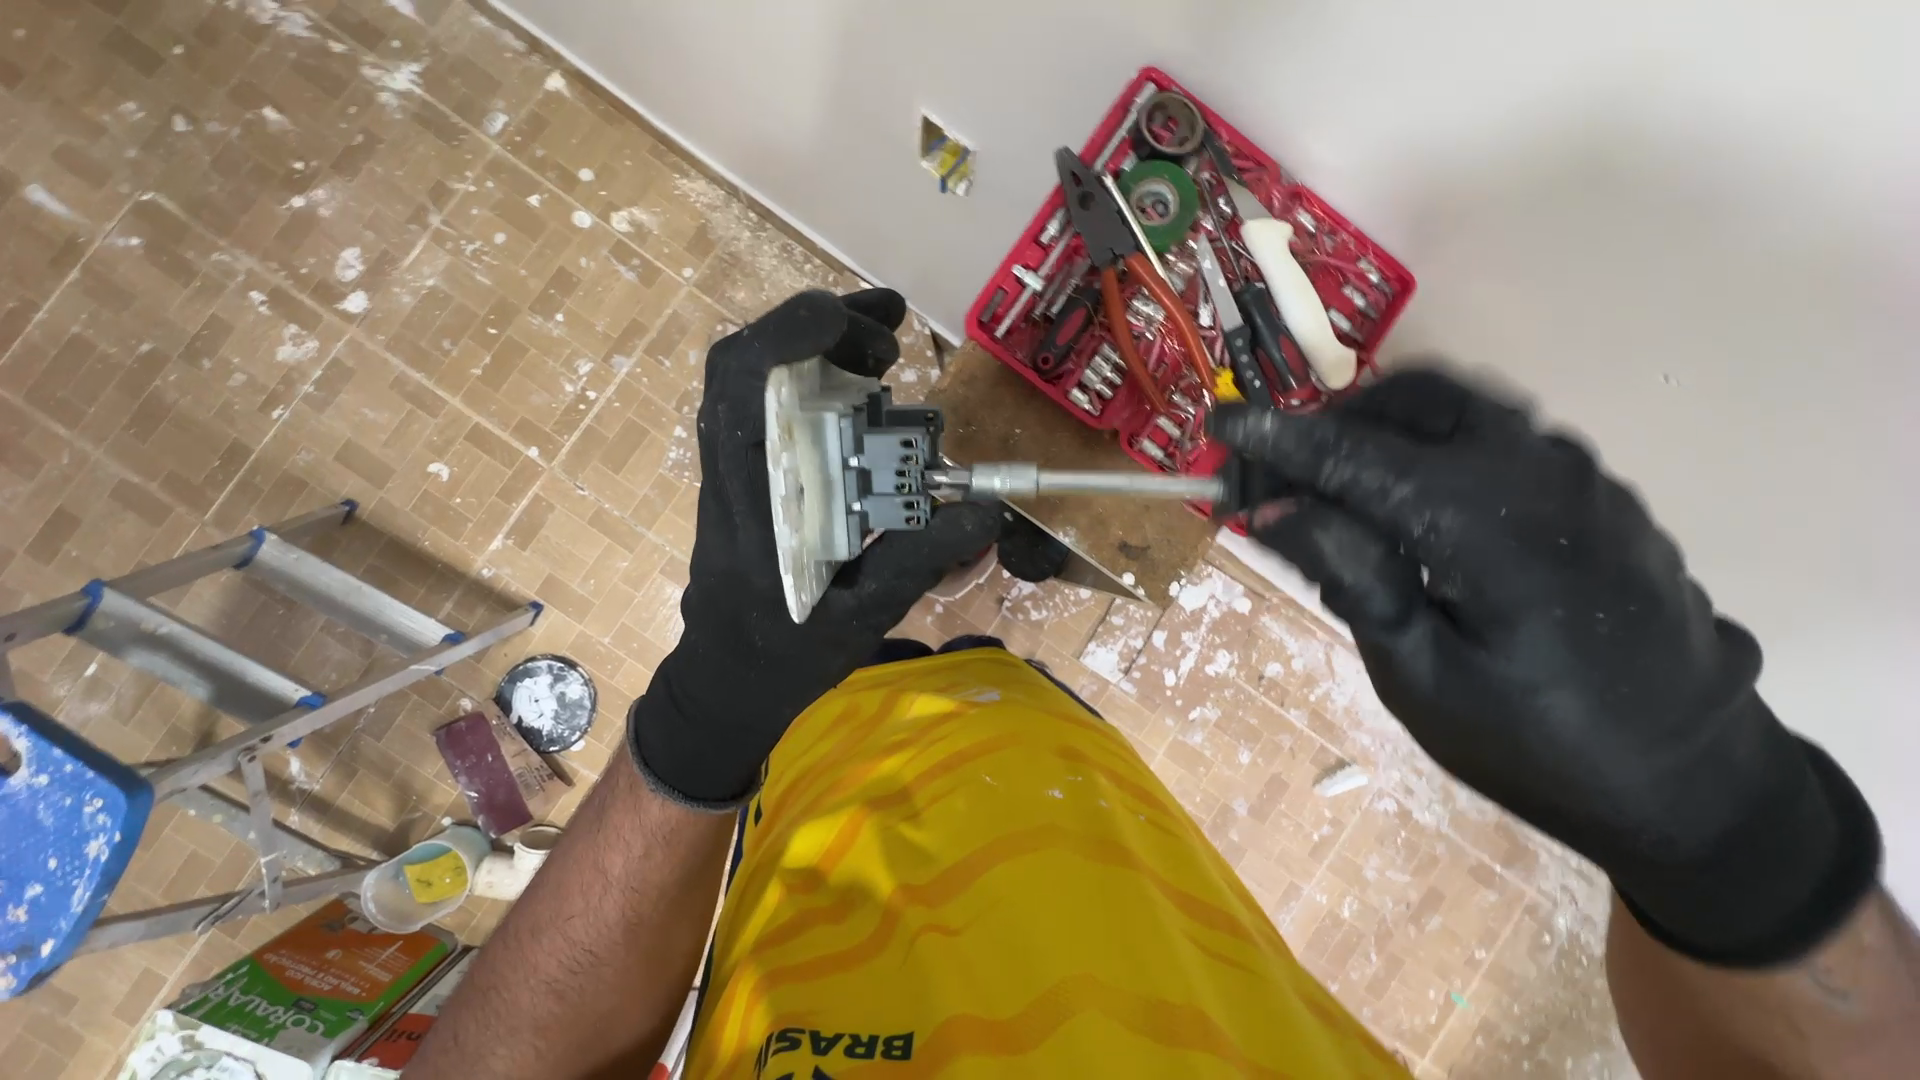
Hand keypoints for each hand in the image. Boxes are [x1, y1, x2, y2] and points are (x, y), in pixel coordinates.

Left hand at [628, 290, 997, 807]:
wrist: (729, 677)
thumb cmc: (787, 652)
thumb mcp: (862, 615)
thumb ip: (919, 558)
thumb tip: (986, 509)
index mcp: (753, 500)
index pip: (742, 388)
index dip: (790, 335)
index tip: (858, 328)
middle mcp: (735, 468)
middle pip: (746, 362)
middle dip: (818, 328)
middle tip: (890, 342)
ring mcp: (738, 466)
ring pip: (757, 375)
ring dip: (819, 346)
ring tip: (886, 350)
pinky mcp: (752, 471)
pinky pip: (772, 402)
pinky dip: (816, 376)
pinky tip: (865, 388)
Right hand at [1210, 370, 1879, 965]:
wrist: (1695, 778)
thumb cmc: (1537, 745)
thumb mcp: (1421, 678)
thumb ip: (1352, 578)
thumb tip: (1277, 509)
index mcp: (1490, 524)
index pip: (1357, 455)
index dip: (1279, 439)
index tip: (1219, 424)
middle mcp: (1540, 471)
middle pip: (1409, 400)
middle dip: (1328, 423)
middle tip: (1273, 474)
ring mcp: (1577, 473)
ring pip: (1455, 409)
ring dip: (1376, 430)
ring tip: (1327, 488)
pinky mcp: (1592, 489)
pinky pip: (1492, 438)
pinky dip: (1426, 447)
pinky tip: (1401, 507)